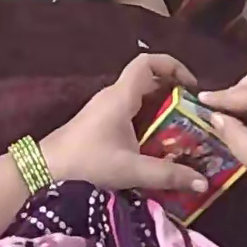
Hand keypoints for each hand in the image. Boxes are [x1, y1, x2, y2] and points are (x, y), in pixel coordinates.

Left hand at [42, 53, 209, 193]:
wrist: (44, 171)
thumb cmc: (86, 164)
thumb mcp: (131, 170)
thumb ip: (168, 175)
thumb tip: (203, 183)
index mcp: (120, 97)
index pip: (148, 62)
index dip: (173, 66)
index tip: (191, 86)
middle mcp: (111, 97)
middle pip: (147, 81)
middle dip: (172, 93)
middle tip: (192, 114)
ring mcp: (102, 110)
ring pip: (137, 99)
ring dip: (159, 109)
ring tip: (180, 131)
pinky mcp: (97, 124)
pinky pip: (128, 113)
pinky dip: (145, 121)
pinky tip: (155, 144)